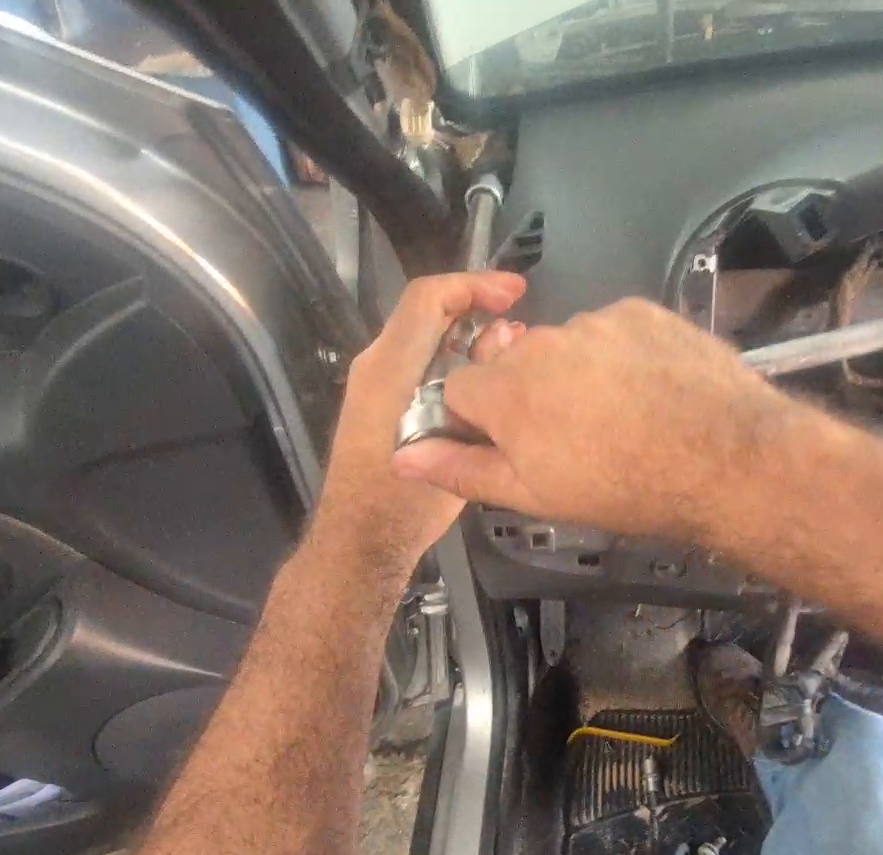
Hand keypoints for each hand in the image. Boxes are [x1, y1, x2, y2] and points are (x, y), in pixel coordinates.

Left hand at [315, 271, 526, 565]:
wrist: (360, 543)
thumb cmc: (403, 504)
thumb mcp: (452, 447)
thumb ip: (478, 390)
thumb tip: (504, 340)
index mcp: (388, 370)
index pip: (428, 297)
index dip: (474, 284)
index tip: (515, 293)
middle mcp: (377, 365)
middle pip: (428, 312)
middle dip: (478, 308)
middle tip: (522, 325)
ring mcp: (375, 383)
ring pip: (426, 337)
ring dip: (470, 335)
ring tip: (514, 351)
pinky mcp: (383, 402)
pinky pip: (422, 362)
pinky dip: (457, 360)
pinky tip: (488, 380)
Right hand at [391, 297, 794, 538]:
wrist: (727, 460)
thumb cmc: (626, 488)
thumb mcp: (535, 495)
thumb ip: (464, 470)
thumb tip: (403, 457)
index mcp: (509, 389)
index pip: (461, 387)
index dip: (479, 420)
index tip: (510, 445)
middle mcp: (546, 342)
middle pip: (515, 366)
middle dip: (530, 398)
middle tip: (575, 440)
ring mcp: (599, 320)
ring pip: (567, 348)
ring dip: (577, 377)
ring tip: (621, 420)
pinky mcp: (644, 312)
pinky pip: (613, 333)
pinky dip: (620, 358)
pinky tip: (649, 394)